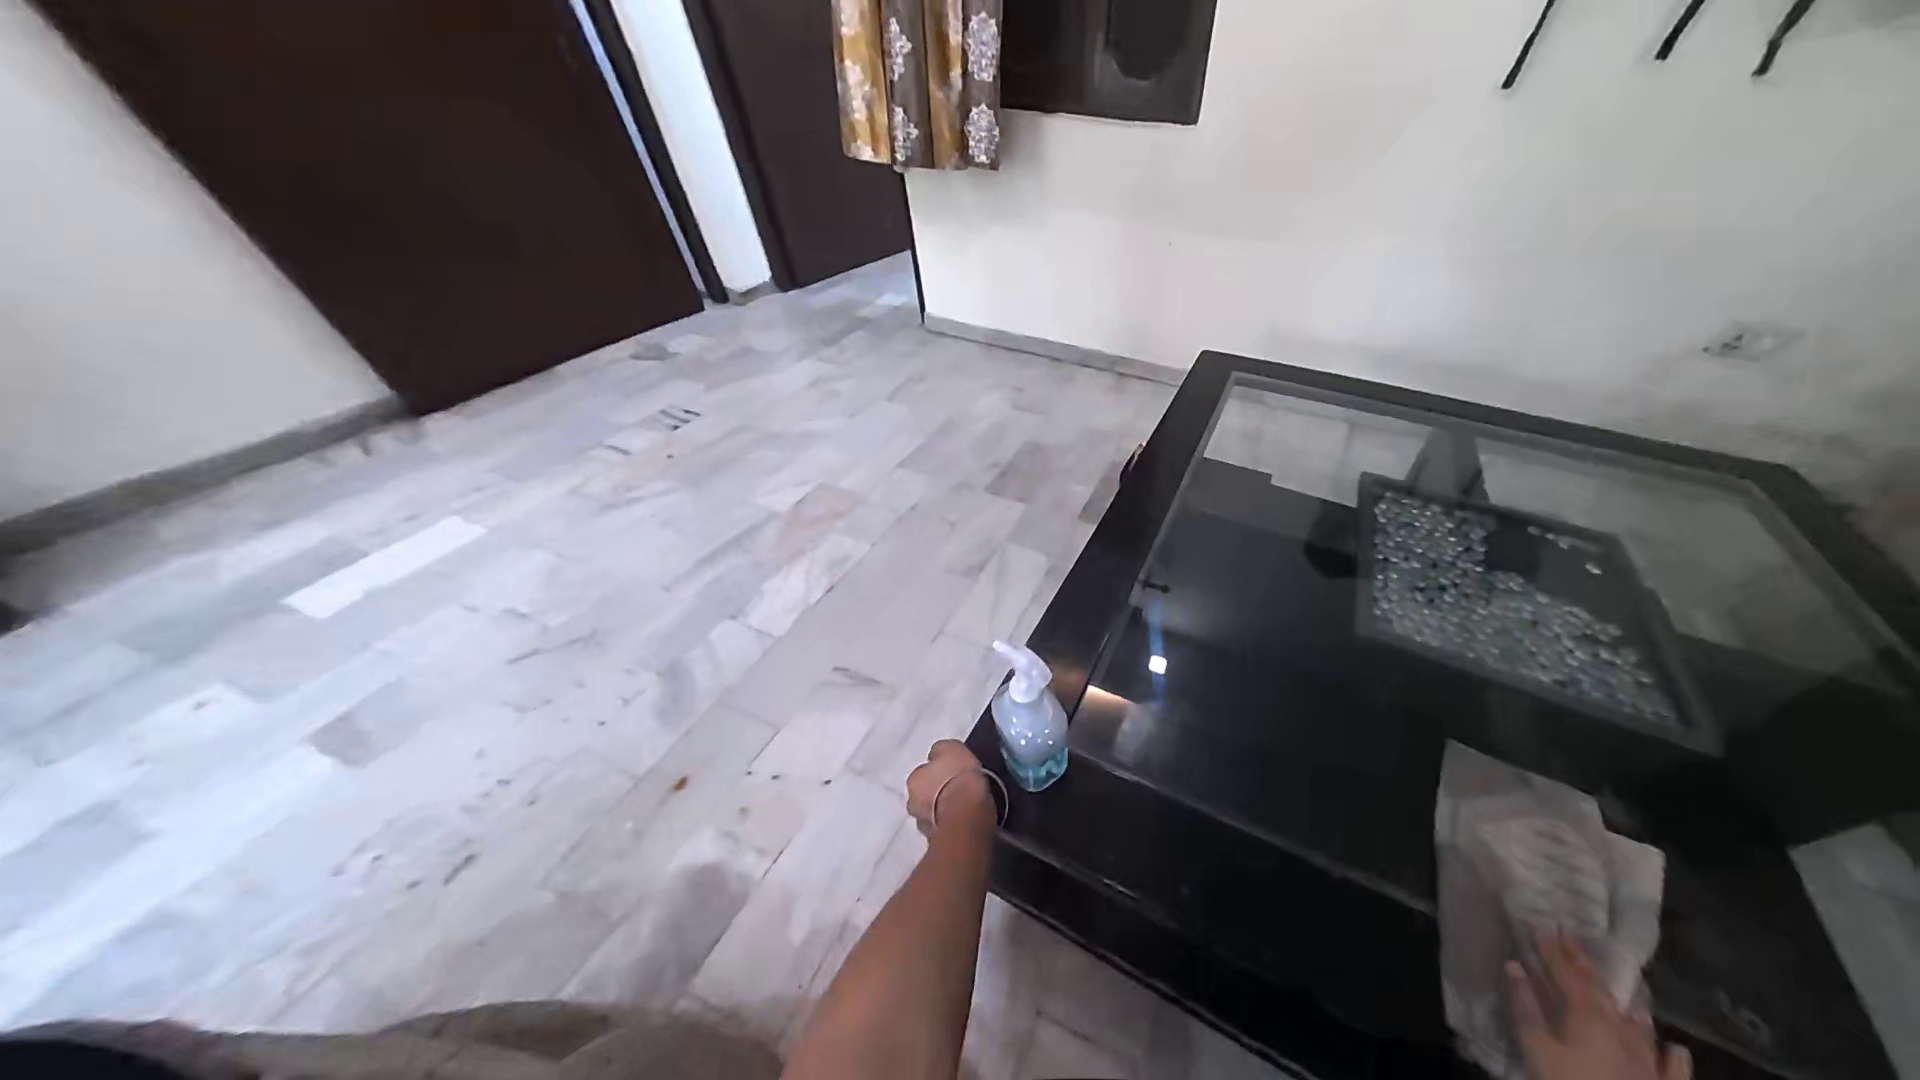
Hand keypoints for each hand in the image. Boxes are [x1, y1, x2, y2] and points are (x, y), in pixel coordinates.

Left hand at [906, 740, 990, 835]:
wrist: (968, 816)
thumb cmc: (959, 777)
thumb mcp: (952, 748)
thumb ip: (941, 751)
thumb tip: (937, 756)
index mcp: (914, 779)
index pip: (923, 772)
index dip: (937, 773)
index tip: (952, 774)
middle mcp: (912, 802)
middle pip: (924, 795)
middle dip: (936, 794)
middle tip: (955, 791)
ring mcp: (923, 825)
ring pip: (932, 814)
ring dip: (941, 811)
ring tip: (962, 810)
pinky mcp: (936, 842)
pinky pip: (943, 829)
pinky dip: (950, 826)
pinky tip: (964, 823)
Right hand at [1508, 928, 1691, 1079]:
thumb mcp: (1536, 1048)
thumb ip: (1525, 1006)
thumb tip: (1515, 966)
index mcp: (1588, 1016)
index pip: (1568, 974)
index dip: (1554, 949)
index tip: (1543, 925)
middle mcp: (1622, 1031)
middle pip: (1601, 991)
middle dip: (1584, 963)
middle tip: (1572, 936)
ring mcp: (1650, 1062)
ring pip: (1639, 1025)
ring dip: (1627, 1003)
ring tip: (1624, 988)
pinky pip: (1674, 1070)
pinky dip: (1673, 1055)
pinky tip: (1676, 1048)